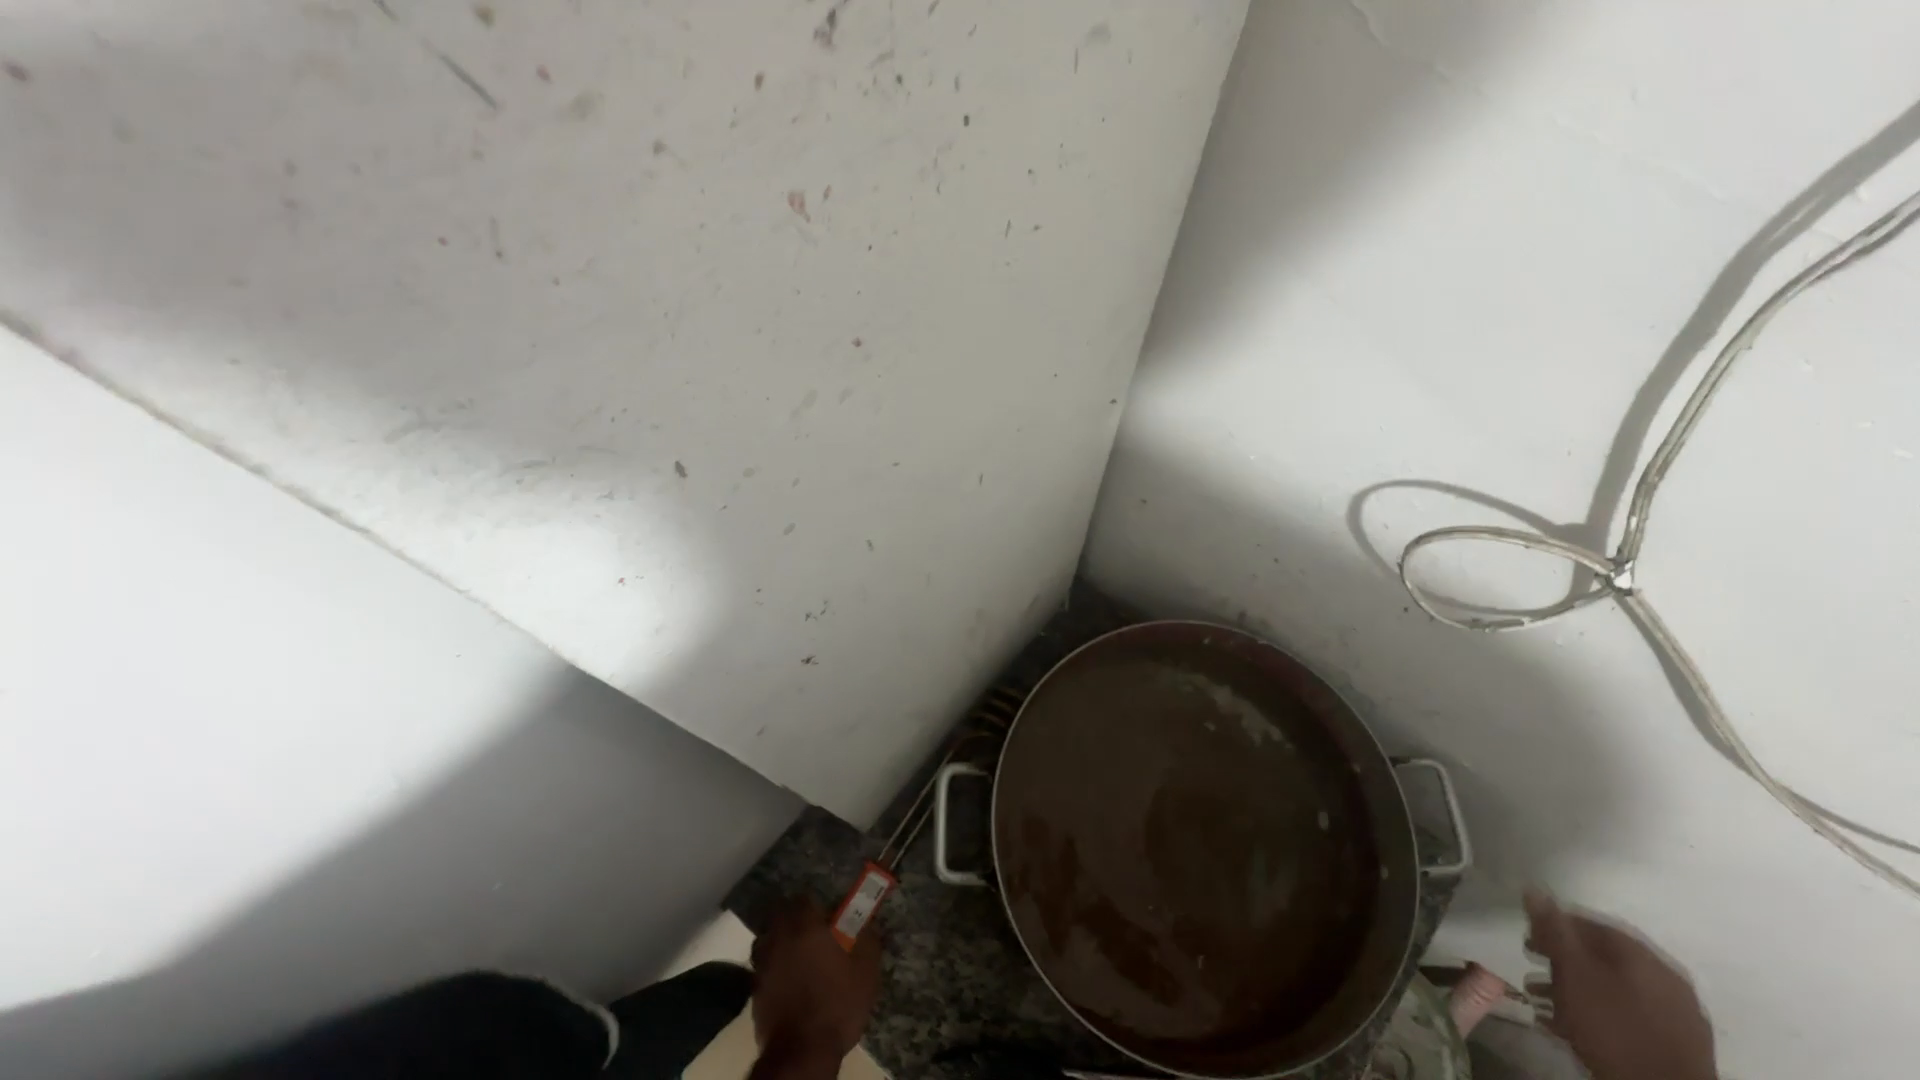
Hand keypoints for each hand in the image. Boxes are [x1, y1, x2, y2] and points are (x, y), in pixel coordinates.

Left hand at [750, 900, 882, 1064]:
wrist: (802, 1050)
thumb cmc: (838, 1003)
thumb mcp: (866, 970)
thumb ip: (867, 940)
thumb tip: (867, 924)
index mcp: (806, 927)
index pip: (803, 898)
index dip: (815, 903)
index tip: (826, 913)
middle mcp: (779, 938)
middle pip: (779, 915)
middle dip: (793, 917)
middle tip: (811, 930)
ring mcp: (762, 964)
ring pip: (766, 939)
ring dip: (779, 940)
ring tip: (796, 953)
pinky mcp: (754, 989)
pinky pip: (762, 966)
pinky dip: (773, 966)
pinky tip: (787, 980)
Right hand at [1525, 891, 1715, 1079]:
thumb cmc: (1614, 1028)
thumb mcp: (1575, 974)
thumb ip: (1555, 931)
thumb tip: (1534, 888)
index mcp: (1644, 957)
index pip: (1595, 924)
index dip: (1557, 923)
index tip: (1527, 932)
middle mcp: (1665, 979)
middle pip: (1604, 956)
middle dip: (1562, 957)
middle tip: (1530, 959)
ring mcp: (1674, 1015)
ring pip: (1613, 988)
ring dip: (1573, 987)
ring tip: (1538, 996)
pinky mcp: (1671, 1045)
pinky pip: (1624, 1015)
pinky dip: (1593, 1012)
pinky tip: (1565, 1023)